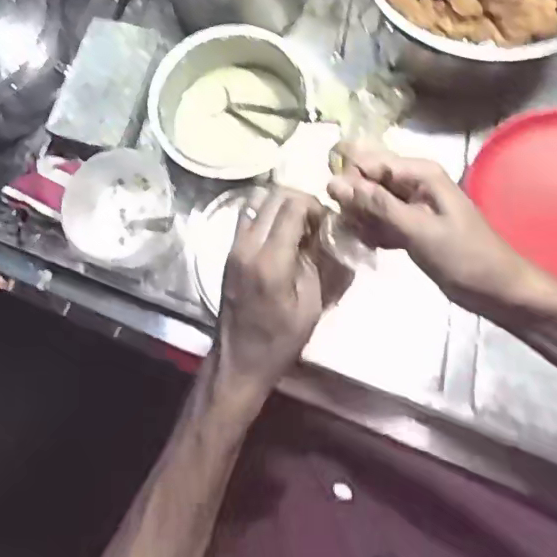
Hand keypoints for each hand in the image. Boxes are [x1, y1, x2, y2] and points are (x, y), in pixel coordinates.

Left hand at [217, 189, 349, 391]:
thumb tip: (327, 233)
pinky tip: (281, 235)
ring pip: (257, 200)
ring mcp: (234, 246)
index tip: (327, 223)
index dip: (315, 206)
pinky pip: (247, 215)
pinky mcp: (229, 250)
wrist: (238, 361)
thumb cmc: (280, 340)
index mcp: (271, 261)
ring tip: (298, 226)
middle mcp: (248, 246)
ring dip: (281, 204)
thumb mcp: (311, 304)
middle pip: (273, 196)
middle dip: (300, 201)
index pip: (292, 207)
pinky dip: (266, 214)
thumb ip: (318, 262)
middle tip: (315, 222)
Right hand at [328, 142, 556, 325]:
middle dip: (353, 201)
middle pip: (368, 180)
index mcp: (421, 173)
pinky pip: (381, 221)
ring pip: (372, 202)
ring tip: (360, 239)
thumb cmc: (464, 257)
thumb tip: (335, 182)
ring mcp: (412, 205)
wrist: (498, 291)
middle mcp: (414, 182)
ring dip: (361, 219)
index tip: (333, 205)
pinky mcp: (411, 227)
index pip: (369, 161)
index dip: (348, 179)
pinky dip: (373, 232)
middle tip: (349, 227)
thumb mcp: (418, 229)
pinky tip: (369, 246)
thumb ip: (377, 205)